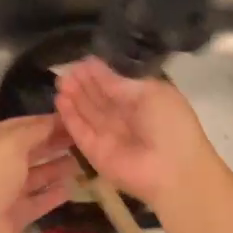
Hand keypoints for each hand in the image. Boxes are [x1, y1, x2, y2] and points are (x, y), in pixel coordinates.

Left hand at [0, 115, 78, 232]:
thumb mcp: (12, 142)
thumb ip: (36, 130)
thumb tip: (55, 120)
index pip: (24, 125)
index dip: (48, 121)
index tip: (74, 119)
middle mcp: (1, 163)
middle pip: (33, 149)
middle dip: (56, 142)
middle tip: (84, 138)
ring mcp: (9, 190)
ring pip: (38, 175)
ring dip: (58, 167)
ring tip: (84, 160)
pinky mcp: (17, 214)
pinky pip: (40, 200)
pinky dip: (55, 194)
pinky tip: (74, 187)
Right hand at [55, 58, 220, 209]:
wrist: (173, 170)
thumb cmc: (170, 125)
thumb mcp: (151, 93)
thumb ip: (121, 84)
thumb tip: (100, 72)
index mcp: (143, 103)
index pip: (116, 86)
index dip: (99, 75)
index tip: (82, 62)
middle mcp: (125, 119)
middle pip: (100, 99)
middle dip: (83, 84)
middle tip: (66, 70)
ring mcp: (109, 137)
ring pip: (88, 113)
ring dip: (74, 97)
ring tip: (60, 80)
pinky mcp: (95, 153)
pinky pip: (80, 132)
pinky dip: (70, 117)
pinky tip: (60, 100)